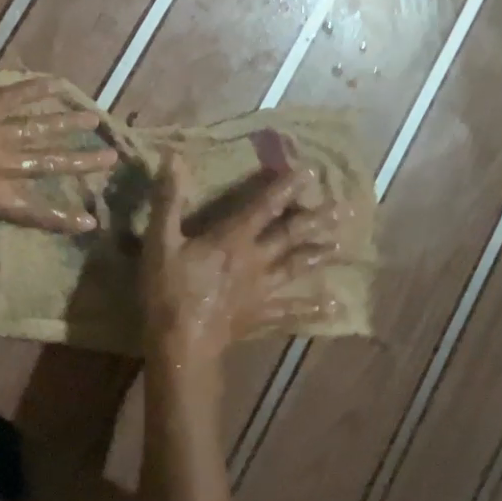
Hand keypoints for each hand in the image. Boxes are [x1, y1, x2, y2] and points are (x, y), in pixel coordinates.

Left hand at [0, 77, 118, 281]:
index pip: (37, 210)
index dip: (65, 217)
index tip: (92, 220)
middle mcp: (0, 164)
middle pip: (49, 162)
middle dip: (81, 162)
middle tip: (112, 157)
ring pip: (38, 127)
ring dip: (67, 124)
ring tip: (95, 119)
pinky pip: (11, 96)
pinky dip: (35, 89)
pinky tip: (56, 83)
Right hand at [142, 153, 339, 361]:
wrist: (183, 344)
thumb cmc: (169, 289)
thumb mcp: (160, 240)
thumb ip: (169, 199)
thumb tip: (172, 156)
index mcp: (232, 238)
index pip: (263, 206)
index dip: (284, 187)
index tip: (308, 171)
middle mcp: (255, 259)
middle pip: (289, 236)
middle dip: (313, 220)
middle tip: (341, 208)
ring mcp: (263, 289)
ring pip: (296, 267)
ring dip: (318, 254)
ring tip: (341, 244)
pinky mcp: (262, 315)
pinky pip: (292, 310)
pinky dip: (313, 307)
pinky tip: (335, 305)